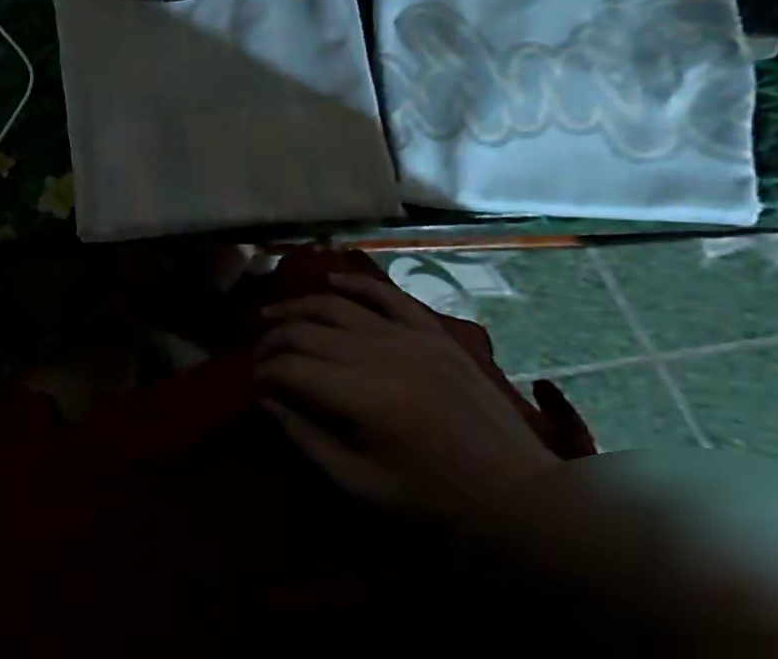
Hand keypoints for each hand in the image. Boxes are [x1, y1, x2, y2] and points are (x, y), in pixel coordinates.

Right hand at [252, 272, 559, 522]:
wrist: (524, 497)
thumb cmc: (436, 498)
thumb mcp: (361, 483)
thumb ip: (307, 439)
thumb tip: (266, 402)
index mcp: (364, 397)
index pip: (290, 367)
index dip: (263, 372)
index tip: (254, 385)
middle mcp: (382, 356)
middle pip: (305, 331)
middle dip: (271, 342)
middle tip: (258, 357)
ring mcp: (412, 339)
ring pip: (335, 306)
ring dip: (295, 308)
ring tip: (270, 317)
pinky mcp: (435, 336)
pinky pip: (388, 296)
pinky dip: (356, 283)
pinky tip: (330, 279)